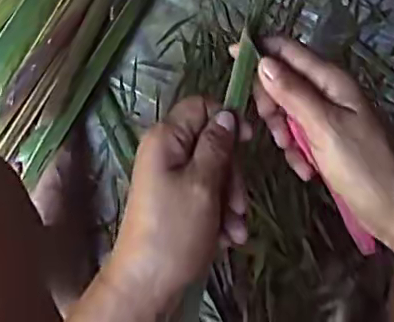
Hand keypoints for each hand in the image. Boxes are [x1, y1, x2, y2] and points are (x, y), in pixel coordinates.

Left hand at [98, 97, 246, 308]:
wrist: (145, 287)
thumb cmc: (174, 232)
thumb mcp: (202, 185)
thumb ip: (217, 146)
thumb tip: (227, 114)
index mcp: (166, 137)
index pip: (200, 106)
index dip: (226, 119)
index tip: (248, 141)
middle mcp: (165, 150)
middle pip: (210, 142)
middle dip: (231, 173)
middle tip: (238, 204)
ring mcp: (168, 177)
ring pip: (211, 171)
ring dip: (229, 199)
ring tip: (235, 230)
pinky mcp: (173, 201)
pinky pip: (203, 194)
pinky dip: (218, 214)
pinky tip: (227, 238)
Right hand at [249, 36, 393, 241]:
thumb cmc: (364, 168)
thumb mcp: (323, 128)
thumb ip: (292, 92)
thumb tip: (262, 60)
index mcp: (330, 78)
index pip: (286, 49)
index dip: (259, 49)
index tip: (231, 58)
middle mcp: (329, 89)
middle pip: (283, 78)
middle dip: (271, 101)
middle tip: (273, 128)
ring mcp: (330, 113)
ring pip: (288, 107)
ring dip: (283, 129)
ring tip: (293, 154)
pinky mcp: (329, 137)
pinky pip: (299, 131)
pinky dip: (296, 147)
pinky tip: (305, 168)